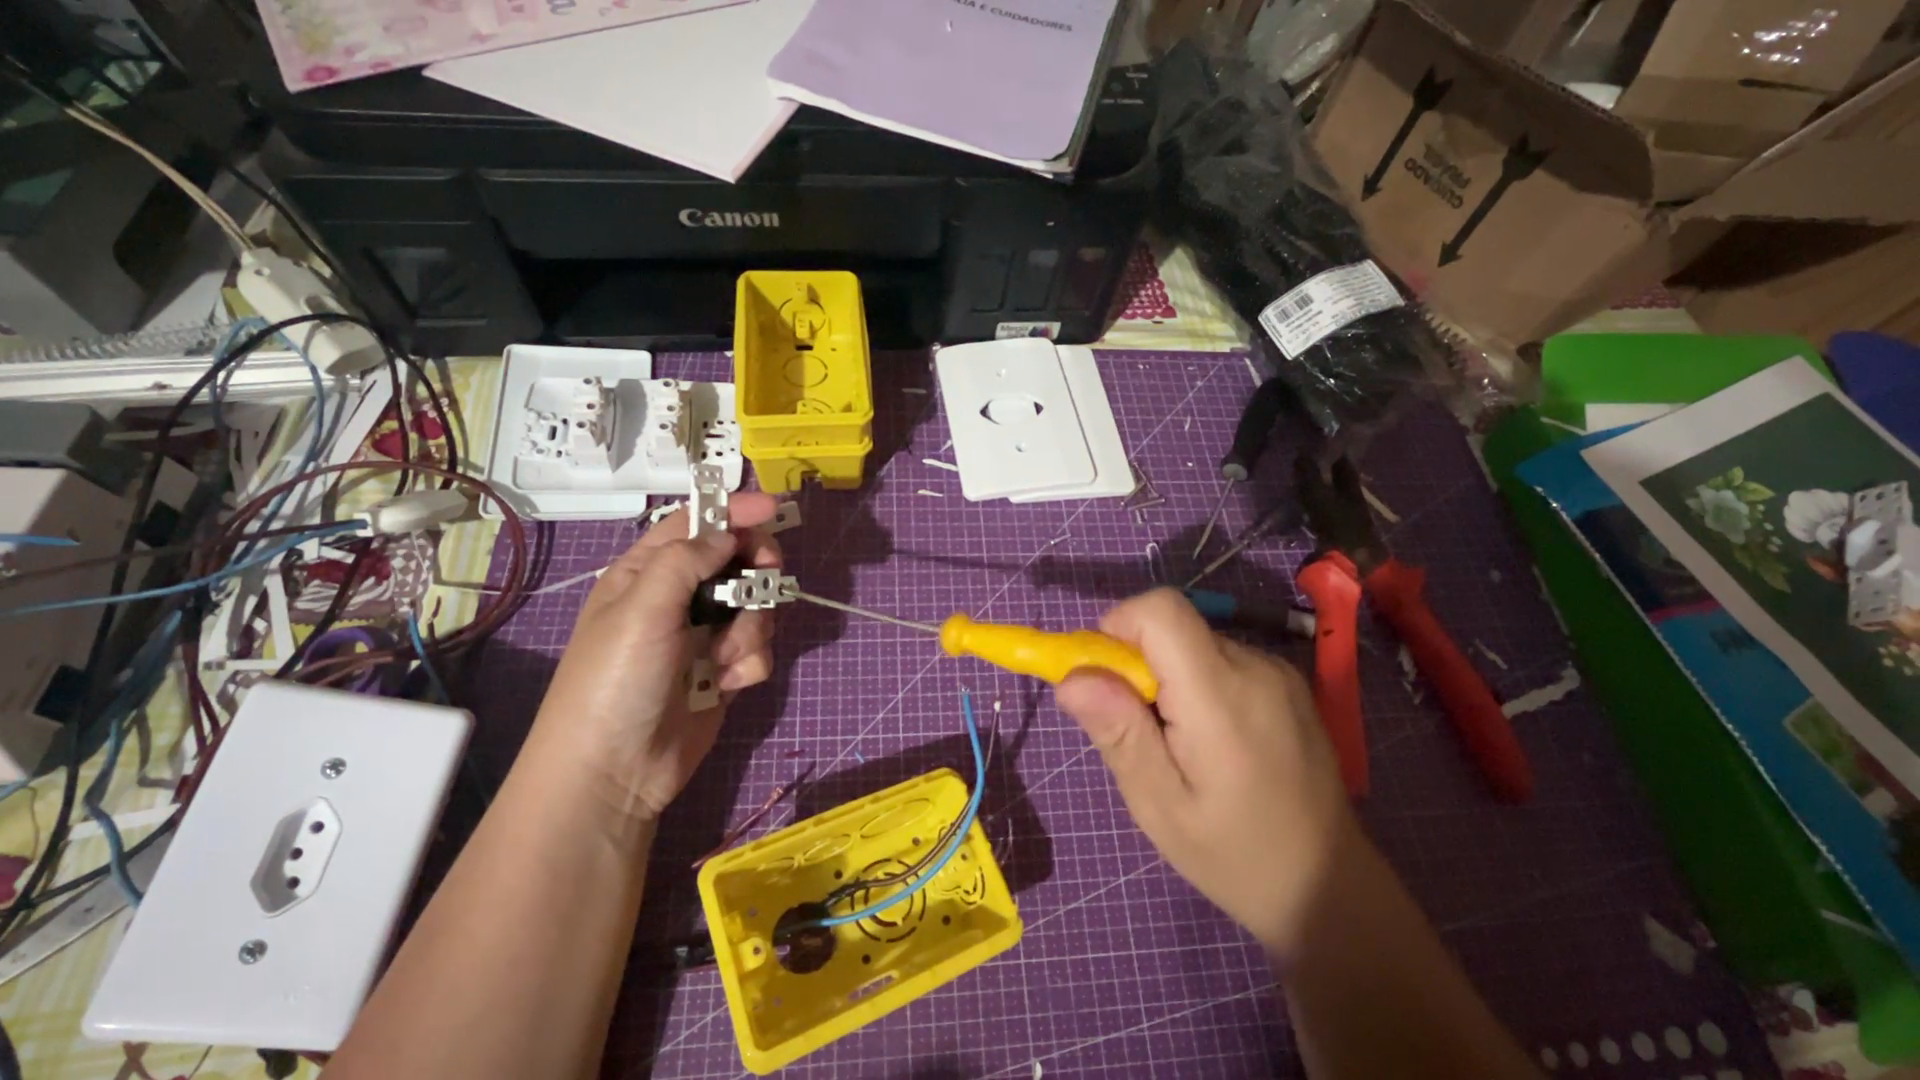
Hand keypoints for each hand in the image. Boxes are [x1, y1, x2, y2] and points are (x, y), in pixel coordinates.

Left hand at [528, 493, 782, 828]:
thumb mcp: (641, 608)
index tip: (773, 509)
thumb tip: (726, 534)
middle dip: (754, 571)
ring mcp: (702, 638)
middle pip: (734, 562)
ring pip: (754, 608)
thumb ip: (686, 560)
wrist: (615, 772)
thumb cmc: (616, 680)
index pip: (694, 525)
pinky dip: (749, 664)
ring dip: (752, 627)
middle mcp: (676, 600)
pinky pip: (757, 651)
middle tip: (764, 582)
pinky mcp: (723, 674)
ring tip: (727, 657)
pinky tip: (728, 684)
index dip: (732, 512)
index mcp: (646, 574)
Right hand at [1056, 588, 1354, 953]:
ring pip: (1195, 645)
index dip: (1118, 630)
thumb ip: (1118, 733)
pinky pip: (1222, 662)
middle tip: (1140, 734)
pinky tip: (1212, 746)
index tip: (1105, 684)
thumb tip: (1071, 677)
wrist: (1329, 885)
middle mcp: (1254, 666)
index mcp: (1221, 694)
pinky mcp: (1288, 685)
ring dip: (1169, 680)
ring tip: (1180, 749)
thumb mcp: (1160, 806)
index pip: (1160, 609)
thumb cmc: (1234, 855)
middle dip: (1138, 666)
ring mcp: (1278, 672)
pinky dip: (1198, 687)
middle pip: (1174, 628)